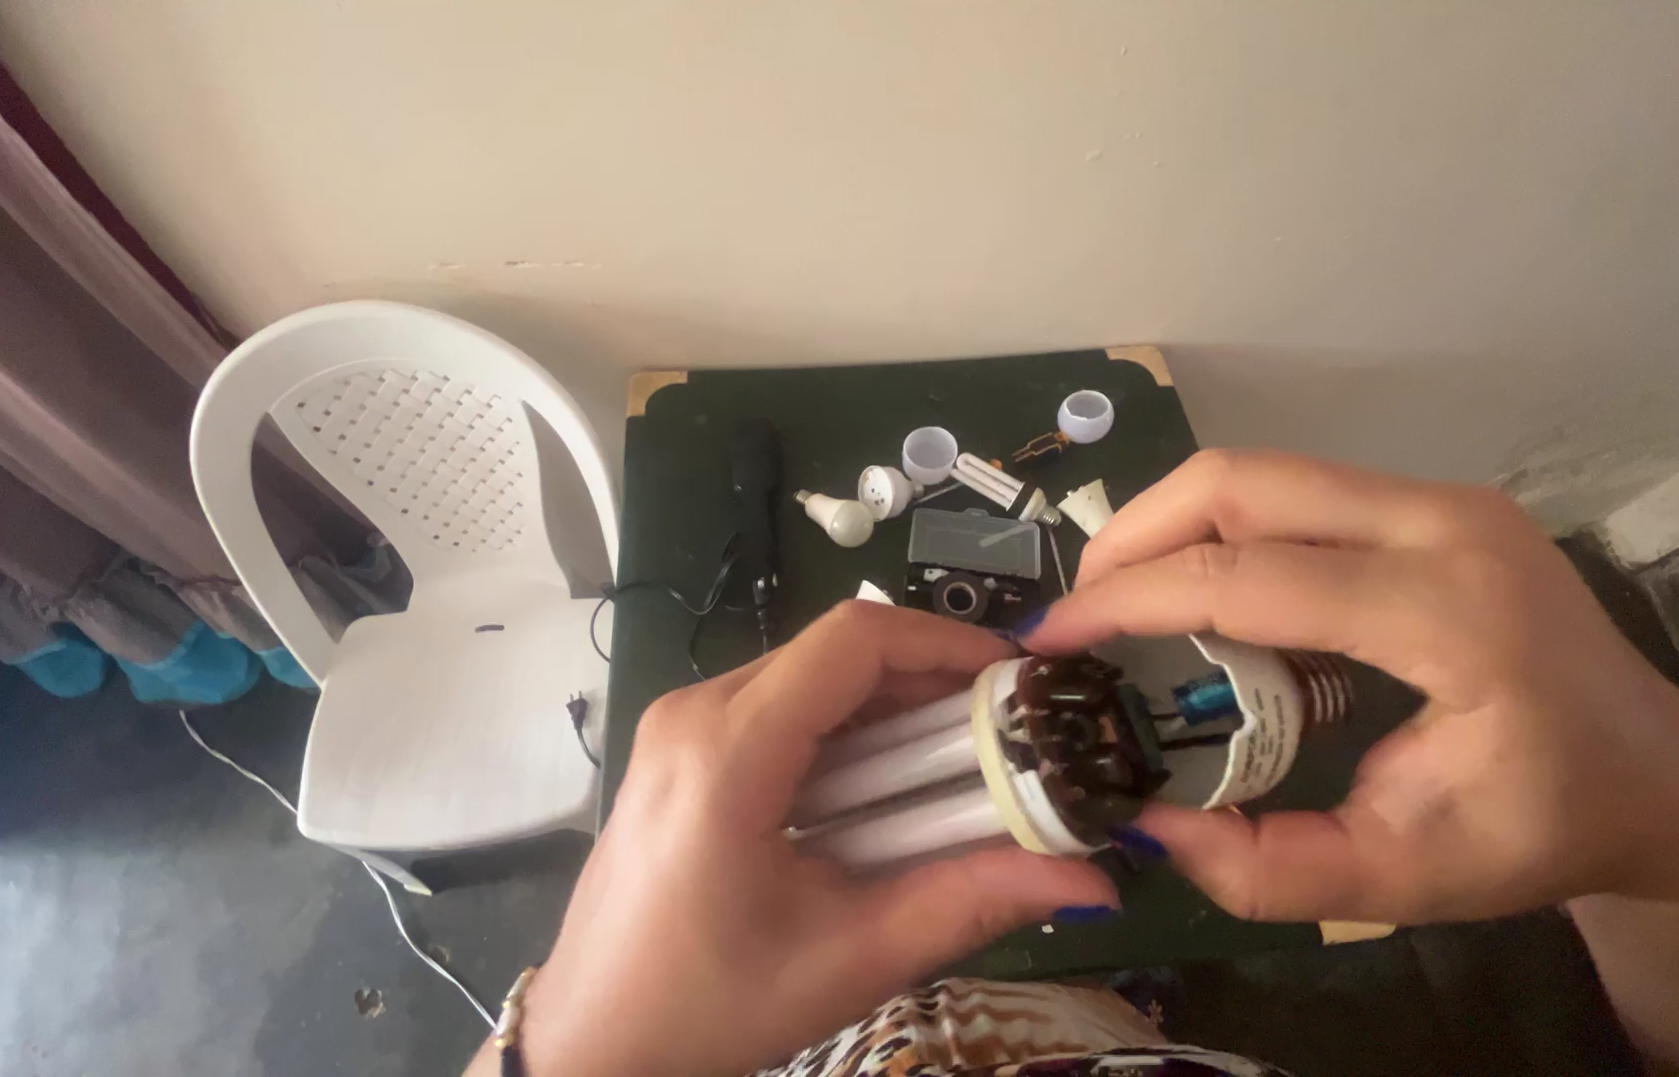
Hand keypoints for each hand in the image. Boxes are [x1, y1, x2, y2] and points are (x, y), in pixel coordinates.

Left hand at [517, 603, 1115, 1076]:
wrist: (590, 1037)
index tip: (1008, 674)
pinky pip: (780, 697)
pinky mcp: (682, 736)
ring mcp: (681, 716)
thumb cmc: (707, 1005)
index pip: (849, 641)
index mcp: (727, 748)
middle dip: (925, 673)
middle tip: (998, 724)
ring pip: (809, 668)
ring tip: (953, 749)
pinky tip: (880, 771)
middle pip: (832, 649)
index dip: (940, 640)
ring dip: (886, 697)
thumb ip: (967, 902)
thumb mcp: (847, 958)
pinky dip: (844, 718)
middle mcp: (697, 707)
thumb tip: (1087, 878)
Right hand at [1024, 449, 1678, 923]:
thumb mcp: (1403, 881)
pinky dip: (1204, 526)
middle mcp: (1440, 526)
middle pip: (1233, 483)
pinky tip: (1187, 584)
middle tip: (1083, 608)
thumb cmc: (1542, 826)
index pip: (1245, 577)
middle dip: (1129, 538)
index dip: (1130, 599)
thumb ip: (1266, 870)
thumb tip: (1145, 822)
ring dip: (1160, 524)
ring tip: (1120, 595)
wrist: (1661, 773)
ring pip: (1246, 472)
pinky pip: (1275, 487)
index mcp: (1451, 616)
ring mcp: (1431, 499)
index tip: (1055, 635)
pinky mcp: (1414, 500)